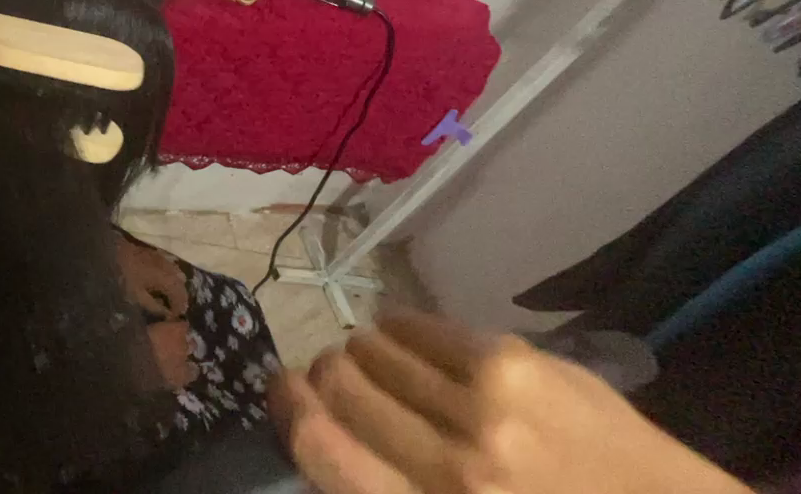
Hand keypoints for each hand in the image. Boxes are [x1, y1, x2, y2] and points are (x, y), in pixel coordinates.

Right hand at [269, 308, 749, 493]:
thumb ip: (385, 487)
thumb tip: (315, 425)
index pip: (316, 442)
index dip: (286, 406)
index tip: (286, 393)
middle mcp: (452, 467)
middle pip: (335, 382)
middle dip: (327, 378)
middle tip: (344, 388)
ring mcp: (484, 407)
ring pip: (368, 344)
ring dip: (367, 356)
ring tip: (393, 373)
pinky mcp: (514, 361)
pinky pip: (414, 323)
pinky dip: (401, 331)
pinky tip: (420, 350)